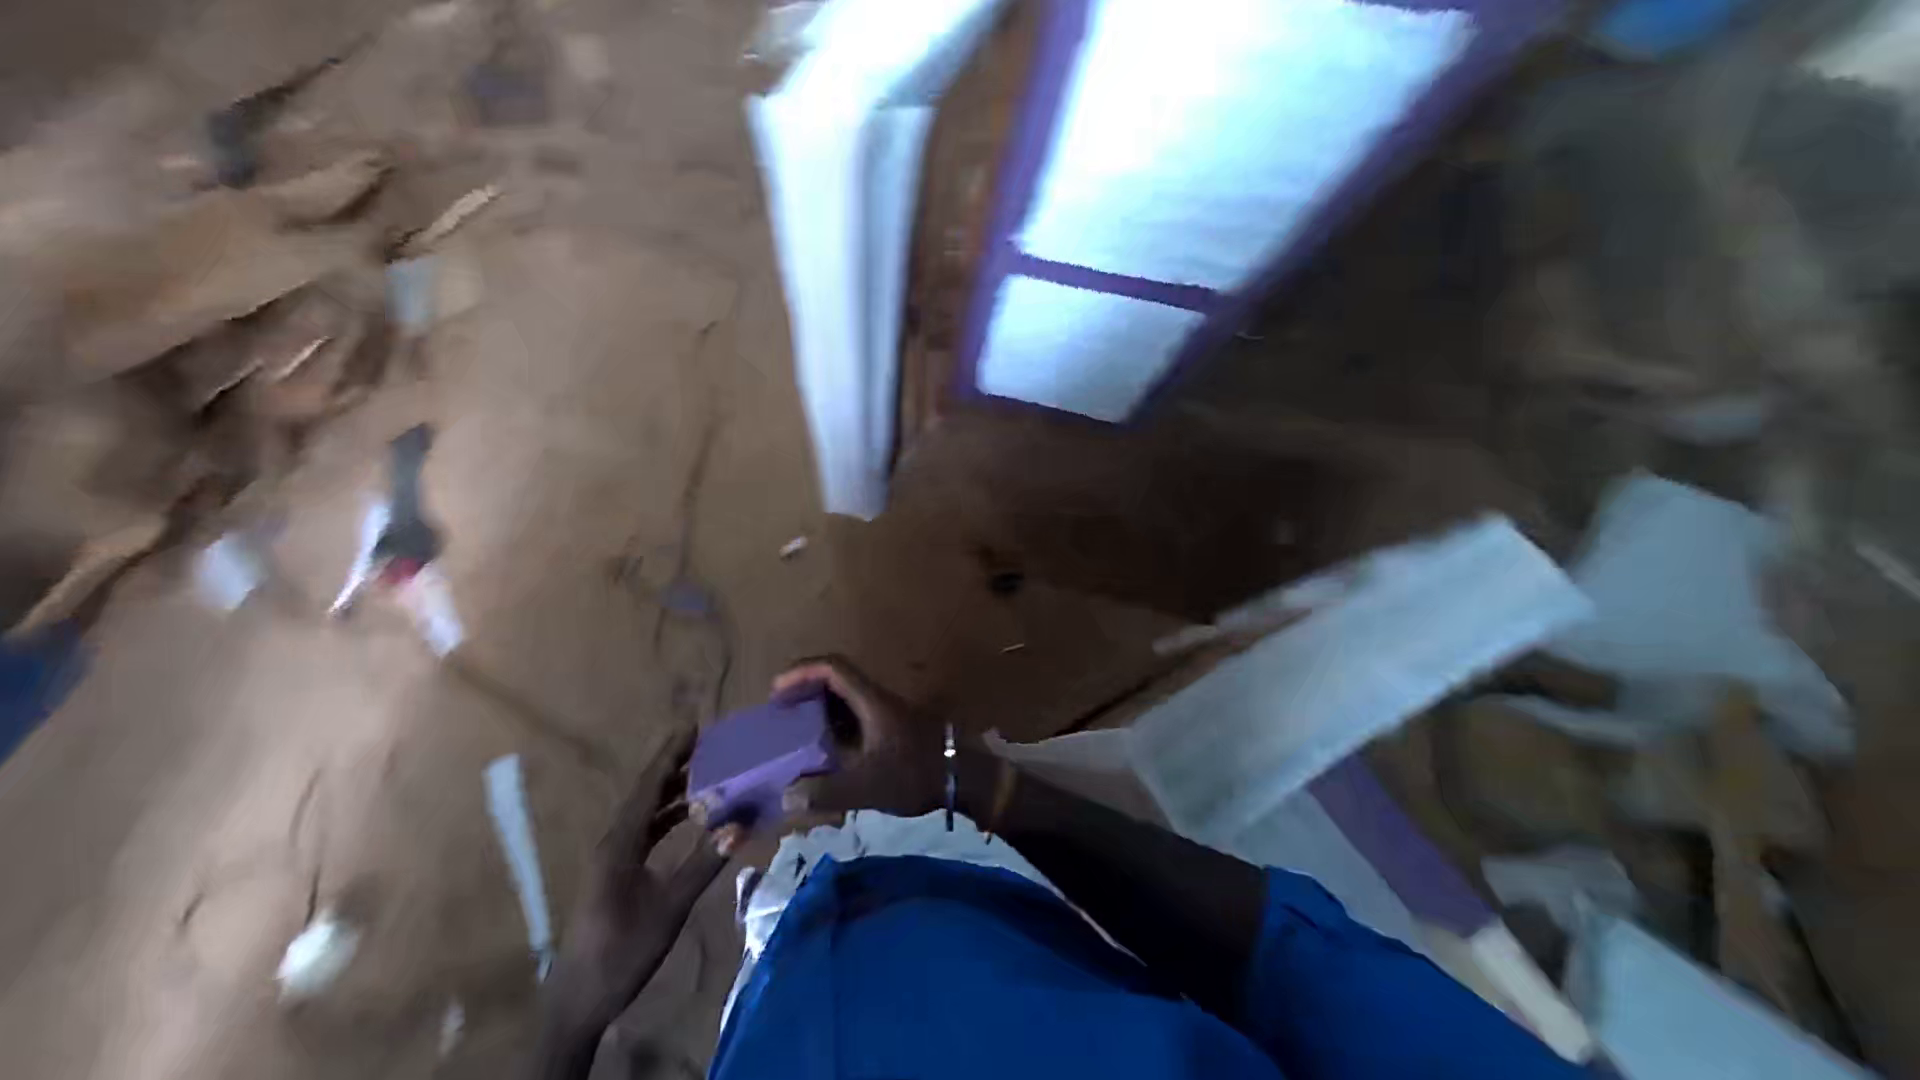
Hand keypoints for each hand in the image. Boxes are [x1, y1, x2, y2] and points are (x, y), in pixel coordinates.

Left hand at [536, 729, 728, 1072]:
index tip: (693, 727)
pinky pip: (643, 829)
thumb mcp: (670, 908)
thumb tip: (740, 825)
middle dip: (674, 765)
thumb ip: (703, 865)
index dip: (670, 755)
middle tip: (707, 744)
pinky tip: (688, 817)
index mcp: (620, 843)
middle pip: (645, 792)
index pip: (649, 787)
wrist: (578, 1000)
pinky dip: (666, 815)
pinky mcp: (615, 872)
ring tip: (704, 771)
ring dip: (671, 790)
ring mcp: (612, 858)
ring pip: (644, 811)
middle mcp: (613, 842)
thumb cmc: (623, 951)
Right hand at [774, 656, 990, 818]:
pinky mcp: (895, 728)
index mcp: (872, 702)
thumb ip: (825, 792)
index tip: (776, 691)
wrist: (966, 779)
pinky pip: (857, 714)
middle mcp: (879, 699)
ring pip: (848, 697)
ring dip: (820, 705)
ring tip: (795, 729)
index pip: (834, 668)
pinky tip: (825, 749)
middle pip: (838, 678)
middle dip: (805, 688)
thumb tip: (785, 797)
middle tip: (780, 711)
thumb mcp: (868, 787)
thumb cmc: (917, 776)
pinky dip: (835, 722)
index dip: (802, 672)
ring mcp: (889, 712)